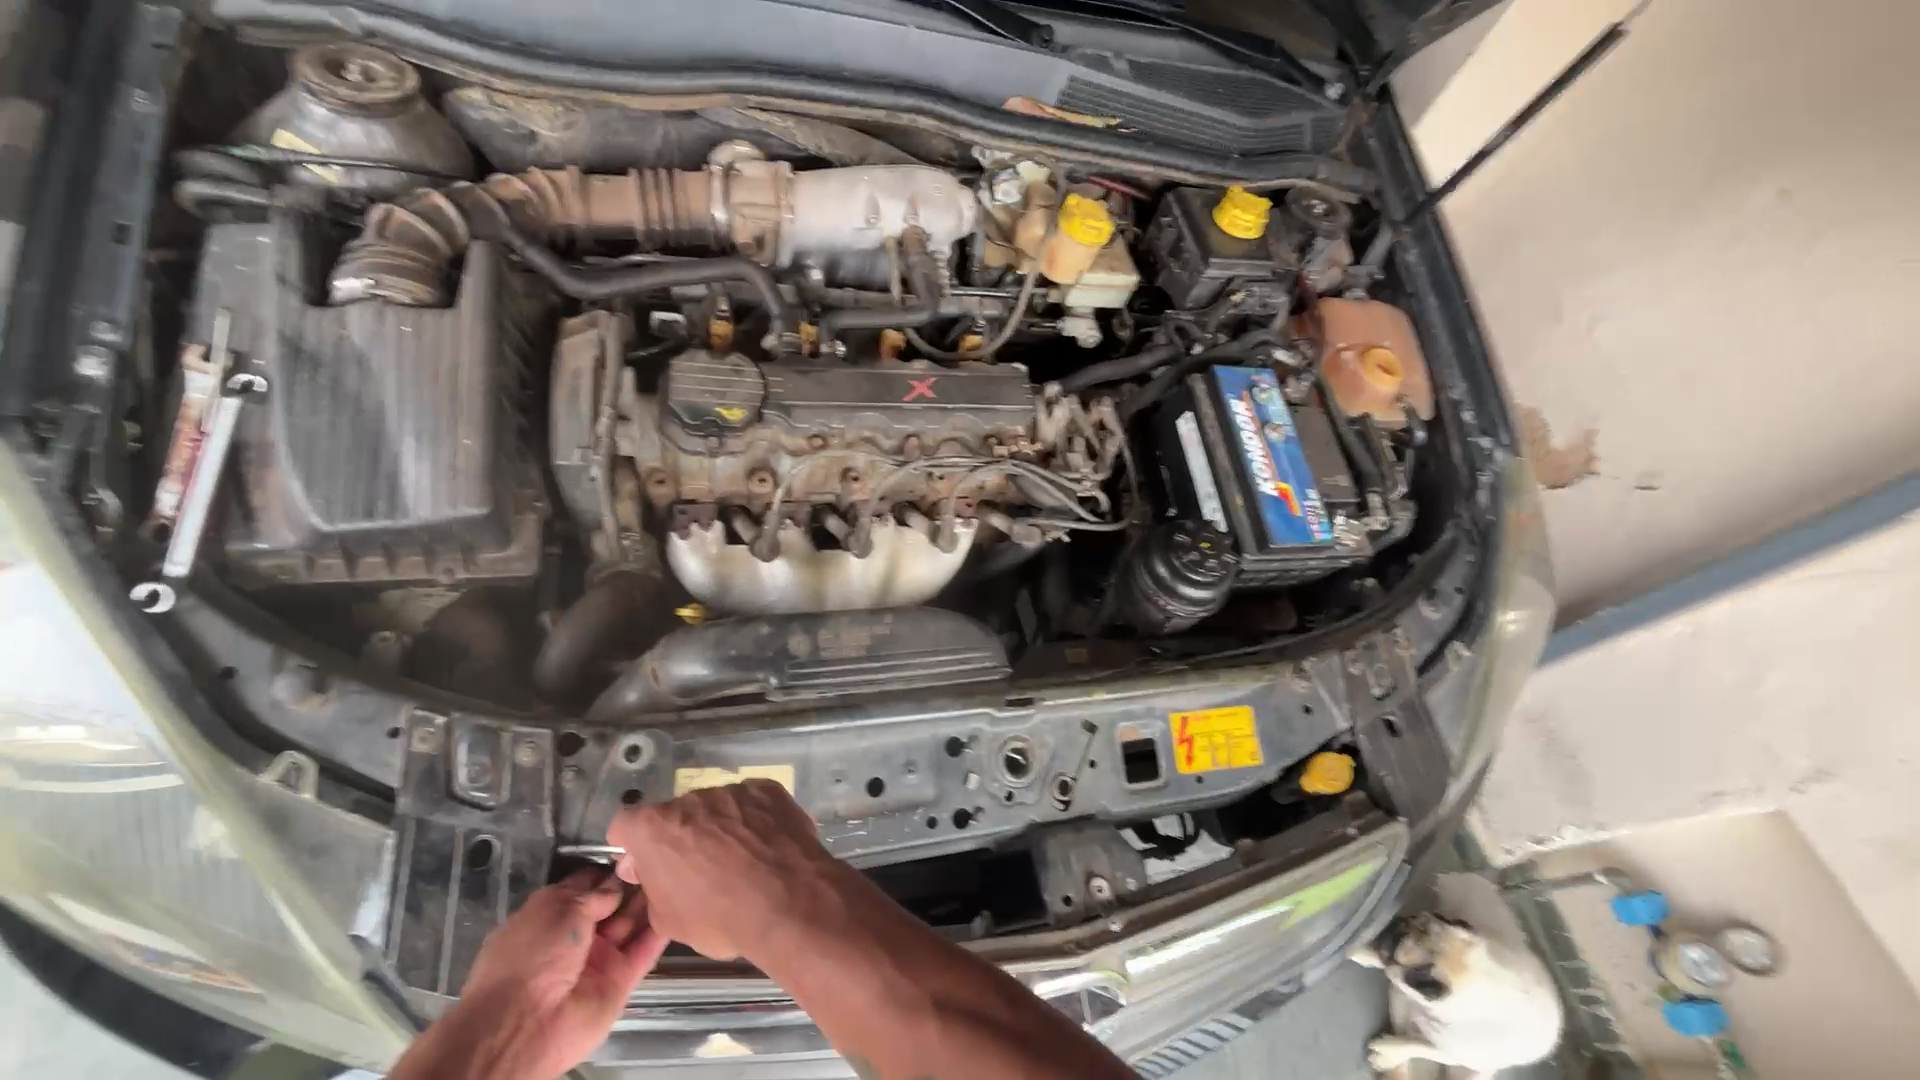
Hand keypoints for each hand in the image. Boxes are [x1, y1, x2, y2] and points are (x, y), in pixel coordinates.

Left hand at [389, 869, 666, 1079]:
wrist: (526, 1024)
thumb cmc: (532, 954)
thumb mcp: (559, 908)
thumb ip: (594, 893)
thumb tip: (616, 883)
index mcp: (549, 916)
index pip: (584, 885)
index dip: (606, 869)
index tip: (633, 851)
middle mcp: (574, 937)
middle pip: (610, 904)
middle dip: (632, 883)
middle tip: (661, 860)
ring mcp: (598, 959)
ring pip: (630, 925)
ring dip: (649, 903)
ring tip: (676, 876)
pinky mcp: (619, 981)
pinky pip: (643, 951)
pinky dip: (660, 932)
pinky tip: (681, 908)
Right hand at [606, 779, 854, 960]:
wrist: (787, 901)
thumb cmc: (718, 916)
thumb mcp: (667, 920)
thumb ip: (652, 885)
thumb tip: (647, 869)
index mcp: (654, 827)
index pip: (627, 825)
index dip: (635, 846)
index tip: (648, 863)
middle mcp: (691, 798)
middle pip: (678, 815)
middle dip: (684, 836)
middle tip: (704, 867)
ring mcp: (733, 789)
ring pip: (718, 807)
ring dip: (722, 826)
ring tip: (744, 859)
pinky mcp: (768, 788)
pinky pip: (753, 802)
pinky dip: (755, 819)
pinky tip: (768, 845)